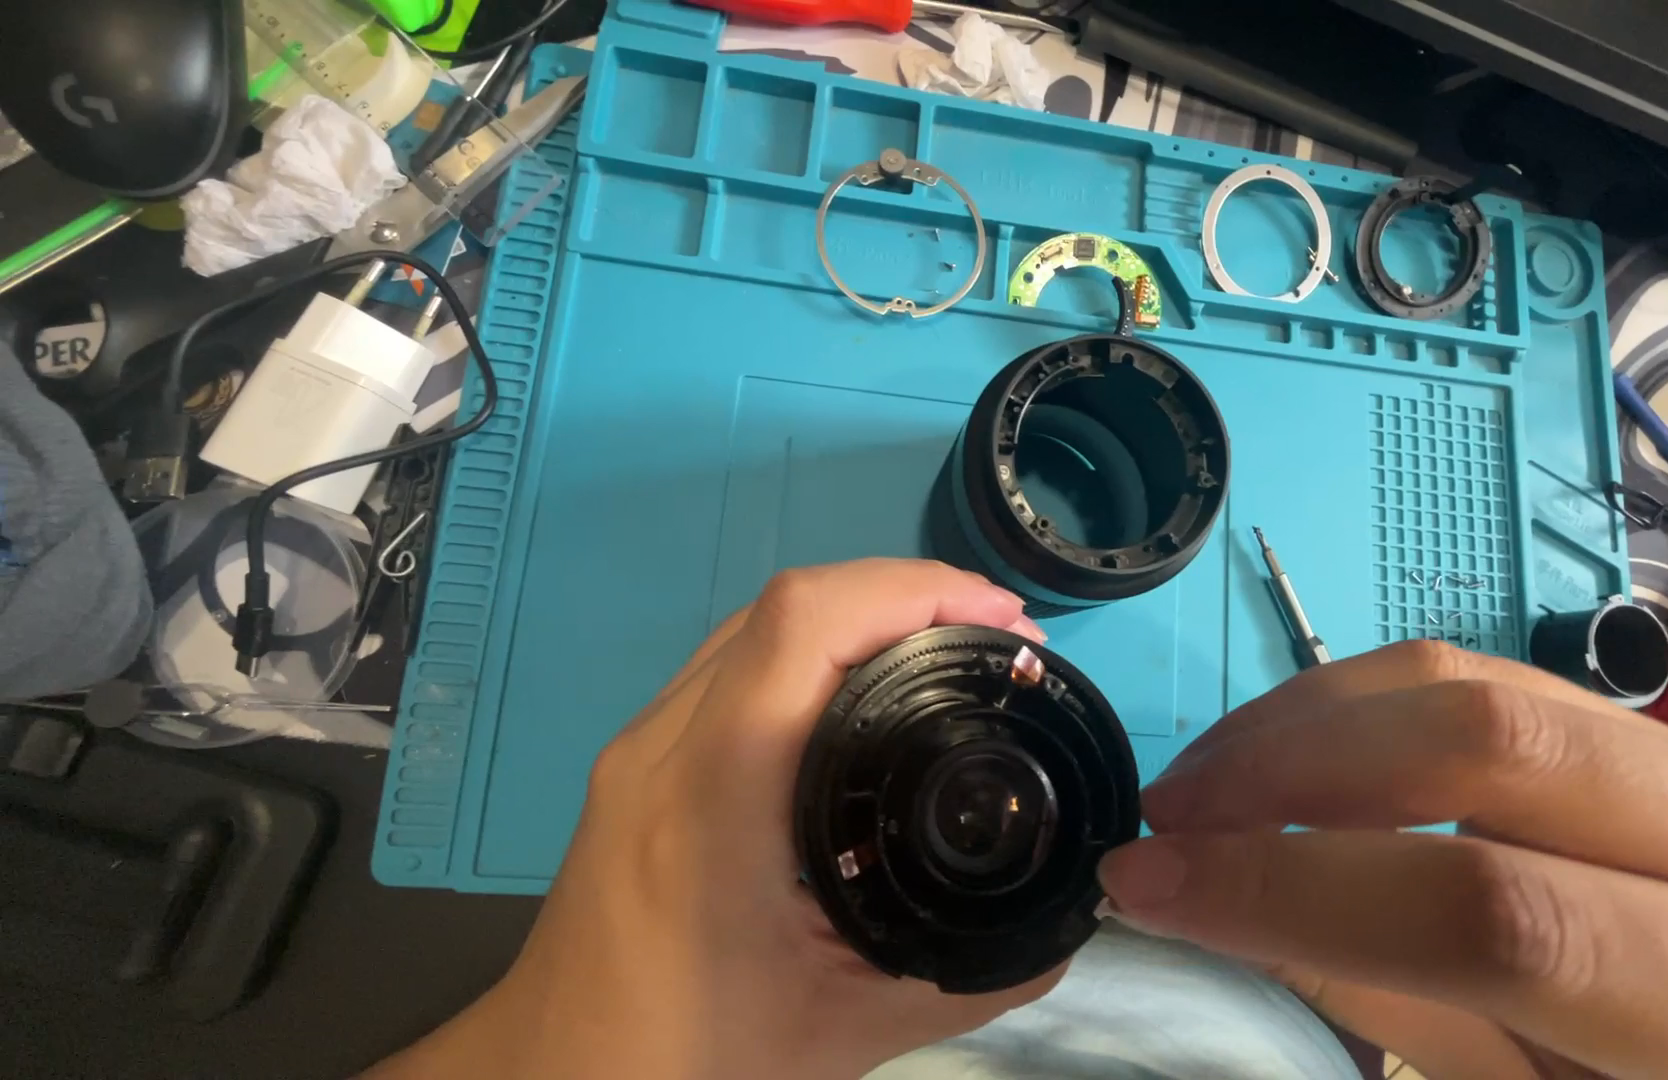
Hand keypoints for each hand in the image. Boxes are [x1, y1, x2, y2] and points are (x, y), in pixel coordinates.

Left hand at [366, 559, 1057, 1079]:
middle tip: (992, 630)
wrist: (554, 1076)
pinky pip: (743, 652)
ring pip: (763, 618)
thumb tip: (1063, 931)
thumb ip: (970, 978)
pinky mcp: (647, 745)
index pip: (806, 626)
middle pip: (789, 602)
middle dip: (906, 590)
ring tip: (946, 639)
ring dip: (864, 605)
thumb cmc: (688, 1054)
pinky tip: (870, 675)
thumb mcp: (848, 1029)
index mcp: (717, 789)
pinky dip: (823, 636)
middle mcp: (670, 738)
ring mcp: (648, 734)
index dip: (911, 591)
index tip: (1000, 616)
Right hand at [1097, 641, 1667, 1079]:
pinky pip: (1469, 678)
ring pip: (1465, 680)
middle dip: (1287, 763)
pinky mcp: (1642, 723)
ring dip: (1299, 719)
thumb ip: (1398, 1007)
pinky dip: (1347, 704)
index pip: (1497, 912)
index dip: (1291, 886)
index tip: (1146, 883)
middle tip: (1172, 809)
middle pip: (1482, 742)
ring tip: (1209, 775)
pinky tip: (1289, 749)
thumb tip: (1229, 907)